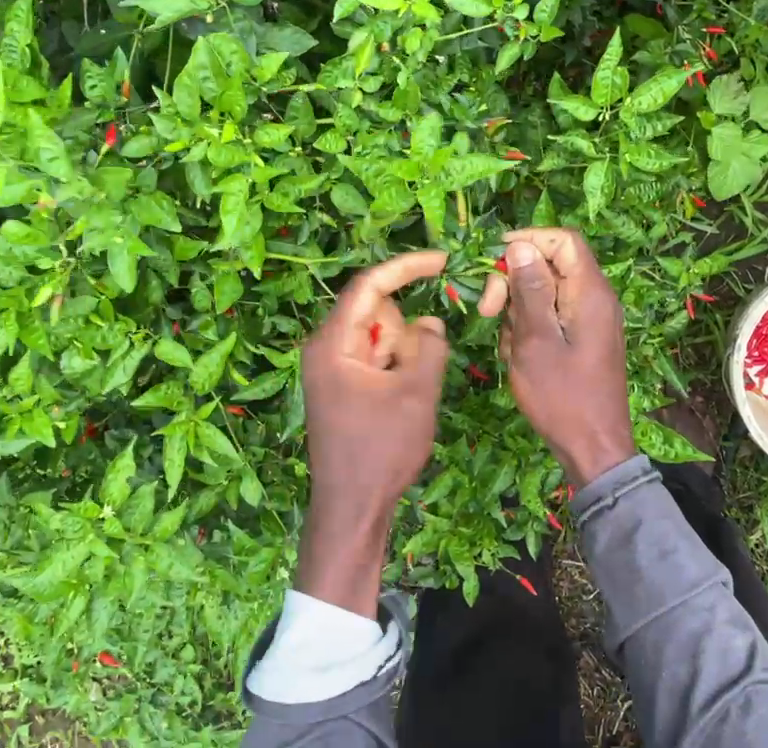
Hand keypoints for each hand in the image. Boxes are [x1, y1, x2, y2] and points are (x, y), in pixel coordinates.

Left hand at [295, 250, 450, 615]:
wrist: (352, 508)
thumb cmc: (381, 450)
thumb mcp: (416, 393)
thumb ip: (429, 346)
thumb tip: (430, 321)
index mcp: (332, 342)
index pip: (369, 285)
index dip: (407, 267)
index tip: (443, 260)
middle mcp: (324, 348)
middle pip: (376, 312)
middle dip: (406, 332)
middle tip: (415, 374)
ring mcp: (331, 368)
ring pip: (380, 336)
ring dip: (403, 354)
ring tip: (404, 398)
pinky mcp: (341, 386)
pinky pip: (375, 358)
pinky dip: (395, 369)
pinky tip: (398, 404)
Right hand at [479, 229, 634, 486]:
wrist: (592, 448)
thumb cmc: (562, 396)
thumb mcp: (536, 340)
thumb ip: (529, 290)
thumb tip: (520, 246)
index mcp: (590, 292)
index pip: (563, 240)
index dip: (528, 240)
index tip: (493, 259)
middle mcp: (595, 299)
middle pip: (550, 266)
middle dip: (514, 283)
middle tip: (488, 312)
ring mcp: (589, 320)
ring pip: (544, 294)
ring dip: (517, 313)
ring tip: (510, 348)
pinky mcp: (581, 339)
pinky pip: (549, 319)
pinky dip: (528, 331)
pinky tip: (518, 359)